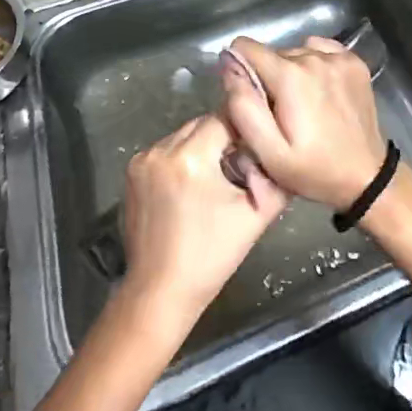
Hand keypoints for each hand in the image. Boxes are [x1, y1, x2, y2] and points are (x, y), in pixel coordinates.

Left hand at [121, 114, 286, 323]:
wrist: (160, 292)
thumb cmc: (211, 256)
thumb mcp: (256, 216)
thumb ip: (275, 177)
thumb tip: (280, 152)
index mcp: (191, 157)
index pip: (225, 118)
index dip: (244, 130)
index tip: (254, 149)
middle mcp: (161, 150)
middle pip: (202, 124)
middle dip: (223, 139)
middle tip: (238, 167)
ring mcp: (142, 161)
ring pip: (183, 136)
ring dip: (201, 148)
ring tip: (213, 181)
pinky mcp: (131, 174)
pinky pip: (165, 152)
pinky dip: (180, 161)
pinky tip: (189, 189)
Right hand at [221, 36, 387, 208]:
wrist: (367, 177)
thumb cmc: (314, 170)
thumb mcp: (269, 153)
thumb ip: (243, 107)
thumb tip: (229, 66)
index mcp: (290, 76)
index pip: (246, 47)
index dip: (239, 67)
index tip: (247, 94)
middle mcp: (314, 57)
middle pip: (273, 53)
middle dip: (268, 77)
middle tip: (279, 112)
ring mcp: (338, 58)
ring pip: (296, 52)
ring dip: (292, 71)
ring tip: (302, 104)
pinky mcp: (355, 62)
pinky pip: (321, 50)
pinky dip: (315, 63)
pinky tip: (320, 90)